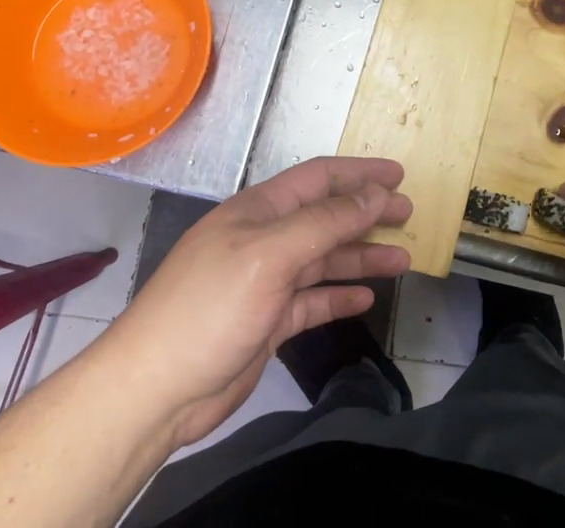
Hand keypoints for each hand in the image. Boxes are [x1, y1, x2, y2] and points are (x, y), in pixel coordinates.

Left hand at [111, 157, 411, 447]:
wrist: (155, 390)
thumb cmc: (208, 309)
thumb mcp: (269, 255)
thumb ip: (324, 223)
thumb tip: (372, 195)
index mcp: (257, 212)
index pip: (317, 179)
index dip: (358, 174)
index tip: (399, 176)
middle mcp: (263, 241)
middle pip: (324, 218)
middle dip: (366, 214)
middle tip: (408, 215)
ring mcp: (264, 283)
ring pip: (323, 261)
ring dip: (361, 256)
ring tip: (403, 259)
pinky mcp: (266, 322)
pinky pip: (312, 301)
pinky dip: (339, 297)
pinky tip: (365, 298)